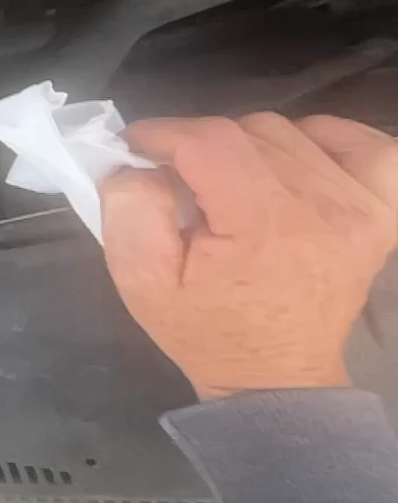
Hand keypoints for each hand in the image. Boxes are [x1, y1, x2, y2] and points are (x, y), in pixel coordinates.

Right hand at [100, 113, 397, 399]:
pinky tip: (284, 160)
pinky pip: (365, 146)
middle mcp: (328, 210)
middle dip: (190, 141)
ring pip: (288, 131)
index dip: (158, 132)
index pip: (210, 140)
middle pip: (246, 130)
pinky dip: (320, 139)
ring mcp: (365, 210)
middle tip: (166, 175)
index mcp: (265, 227)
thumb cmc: (195, 323)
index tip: (129, 150)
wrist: (270, 371)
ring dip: (239, 143)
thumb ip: (130, 206)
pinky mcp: (382, 214)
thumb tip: (139, 162)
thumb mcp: (135, 272)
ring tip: (215, 177)